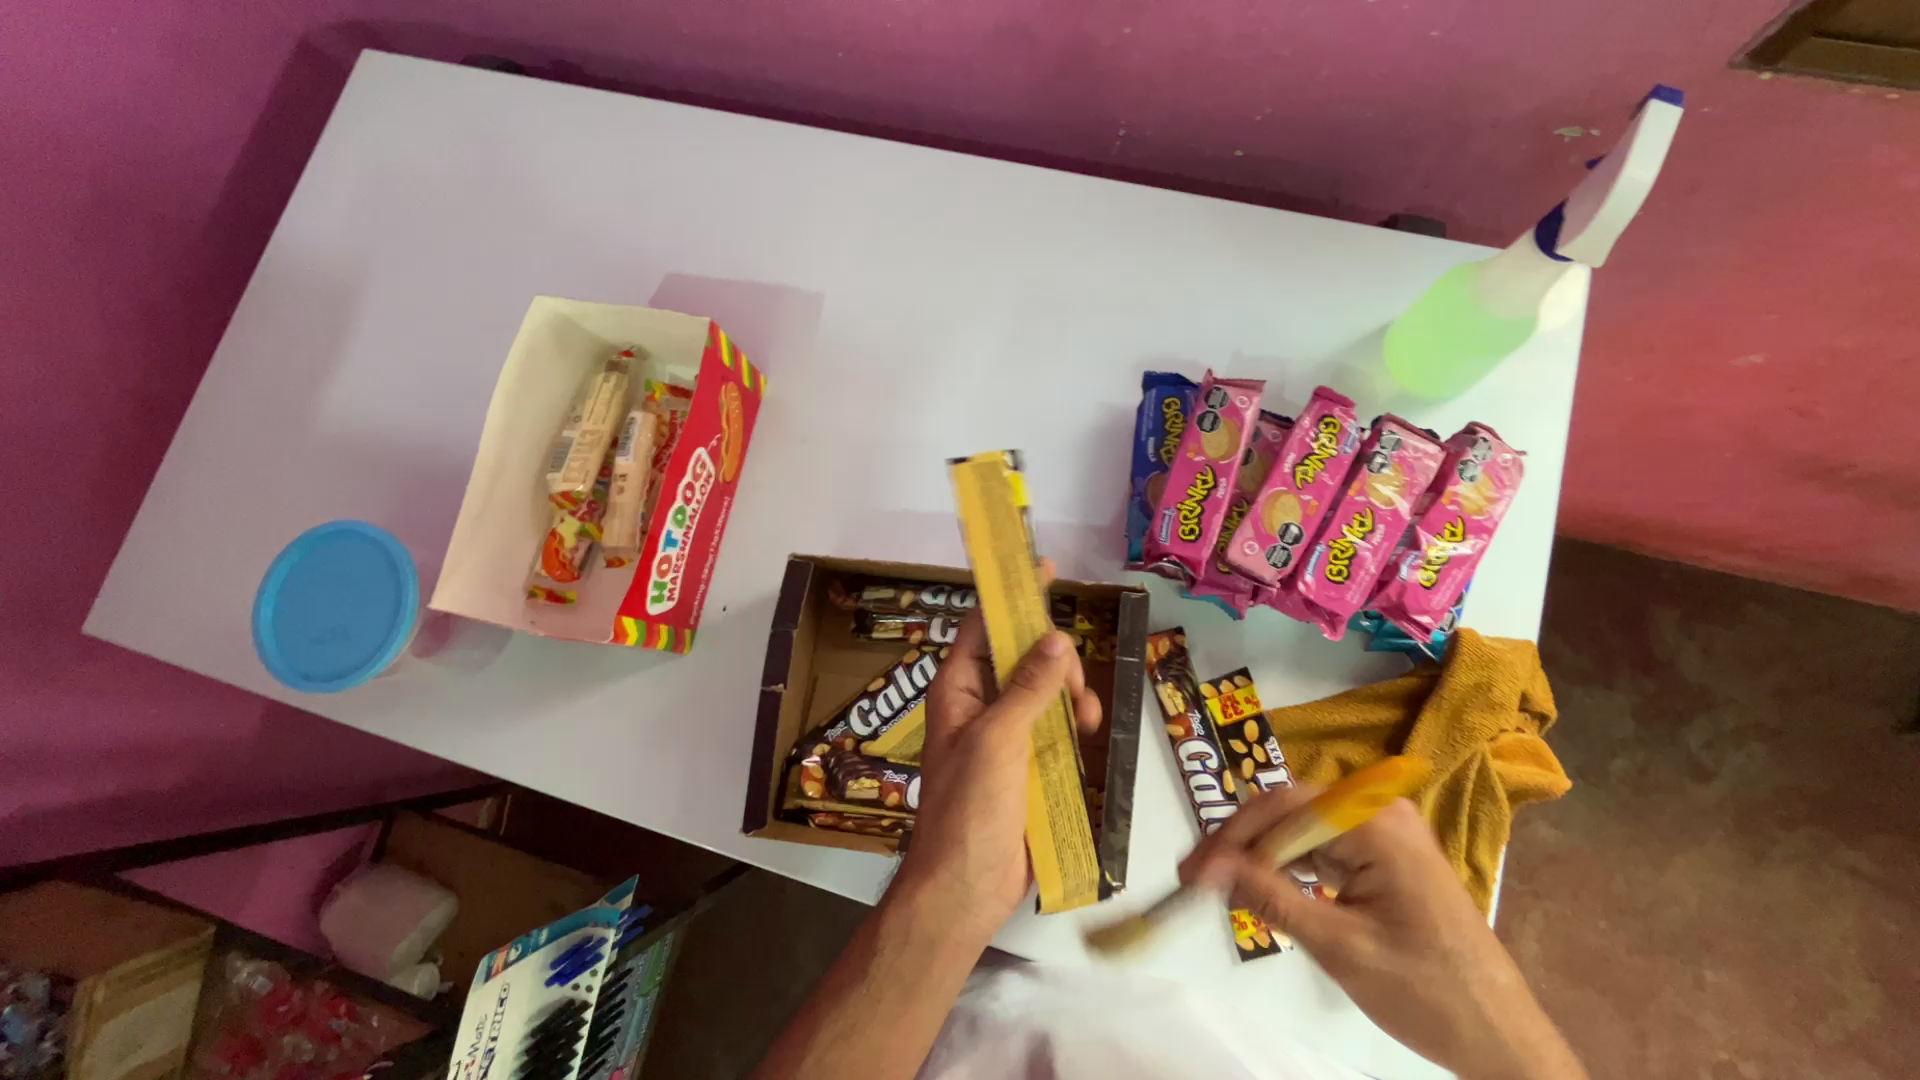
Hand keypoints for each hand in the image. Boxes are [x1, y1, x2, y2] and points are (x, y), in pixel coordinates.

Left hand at [895, 602, 1102, 941]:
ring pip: (1045, 689)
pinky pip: (1056, 724)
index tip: (1044, 568)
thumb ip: (1028, 687)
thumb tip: (1055, 636)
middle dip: (1054, 661)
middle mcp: (979, 703)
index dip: (1011, 597)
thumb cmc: (971, 807)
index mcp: (958, 688)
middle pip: (1023, 655)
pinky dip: (1074, 723)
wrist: (967, 883)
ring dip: (1071, 695)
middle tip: (1071, 689)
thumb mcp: (998, 739)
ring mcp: (1005, 733)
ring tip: (1086, 721)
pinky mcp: (1028, 761)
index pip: (983, 626)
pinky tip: (1089, 736)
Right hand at [1179, 787, 1585, 1079]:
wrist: (1503, 1040)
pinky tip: (1263, 889)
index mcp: (1376, 824)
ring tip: (1218, 886)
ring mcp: (1386, 833)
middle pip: (1289, 812)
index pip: (1283, 807)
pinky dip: (1289, 868)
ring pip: (1301, 829)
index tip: (1193, 873)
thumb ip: (1269, 897)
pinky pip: (1322, 847)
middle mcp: (1380, 812)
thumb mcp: (1338, 946)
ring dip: (1260, 856)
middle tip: (1195, 880)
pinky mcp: (1386, 856)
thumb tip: (1206, 867)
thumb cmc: (1426, 994)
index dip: (1231, 836)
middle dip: (1240, 845)